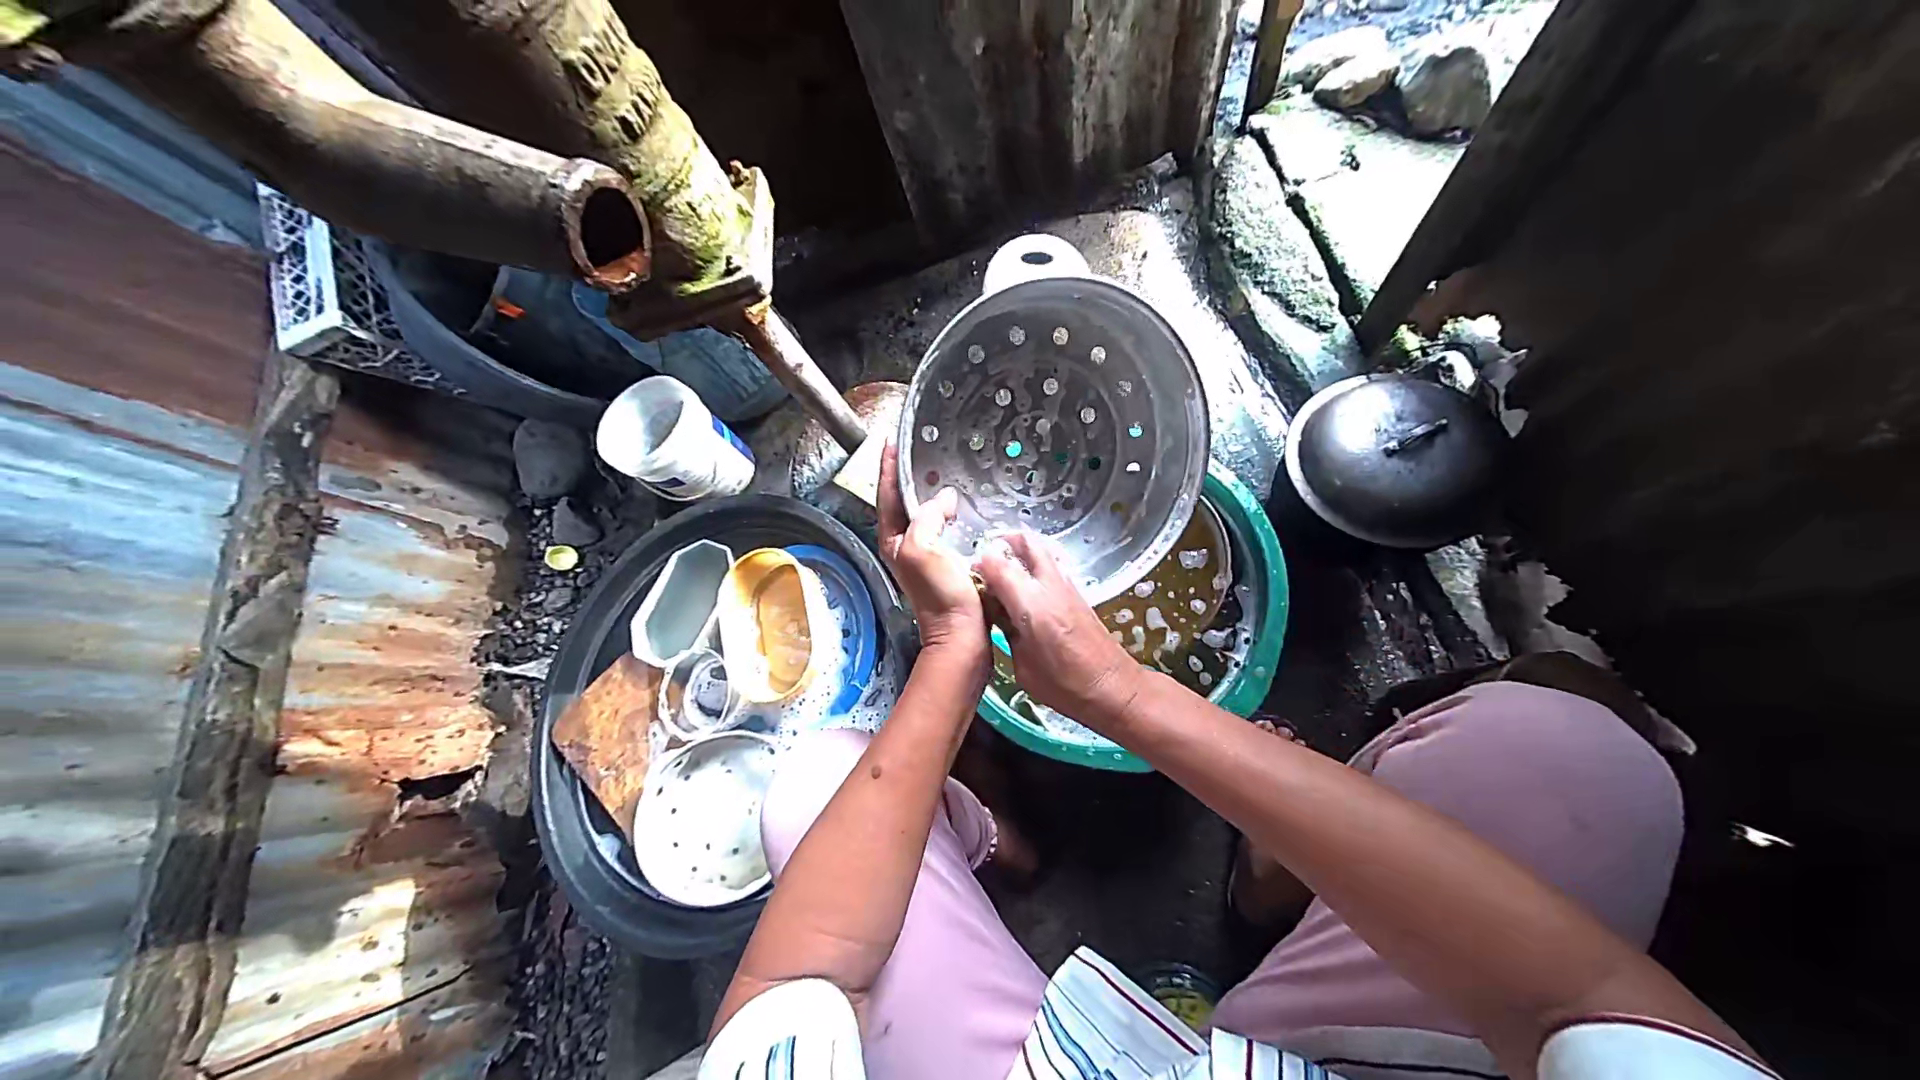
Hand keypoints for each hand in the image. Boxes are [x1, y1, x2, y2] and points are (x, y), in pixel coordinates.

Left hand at [878, 441, 988, 662]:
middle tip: (922, 450)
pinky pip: (948, 528)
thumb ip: (927, 517)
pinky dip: (953, 512)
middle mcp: (907, 545)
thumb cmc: (939, 596)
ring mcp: (928, 555)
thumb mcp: (922, 549)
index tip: (890, 441)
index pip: (887, 495)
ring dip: (934, 493)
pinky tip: (966, 505)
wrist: (963, 635)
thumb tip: (944, 498)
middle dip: (911, 476)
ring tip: (945, 471)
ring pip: (928, 514)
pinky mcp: (949, 562)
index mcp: (895, 540)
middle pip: (906, 502)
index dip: (888, 467)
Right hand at [974, 531, 1143, 727]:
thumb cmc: (1064, 685)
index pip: (997, 565)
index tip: (968, 577)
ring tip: (1004, 573)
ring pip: (1042, 551)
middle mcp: (1050, 587)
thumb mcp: (1021, 665)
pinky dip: (1034, 568)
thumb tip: (993, 610)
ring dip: (1021, 554)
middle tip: (987, 558)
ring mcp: (1067, 587)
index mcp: (1031, 605)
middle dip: (1003, 542)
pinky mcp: (1077, 594)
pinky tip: (1025, 591)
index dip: (978, 565)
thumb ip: (1005, 630)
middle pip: (1026, 542)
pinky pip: (1051, 567)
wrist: (1113, 688)